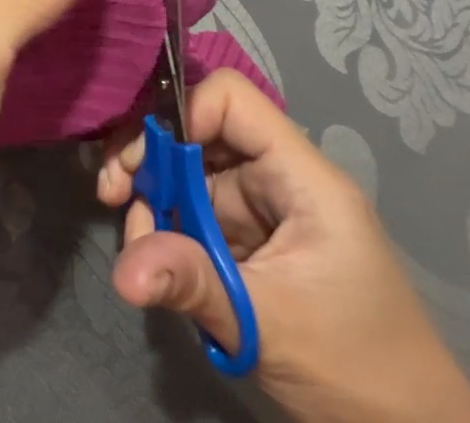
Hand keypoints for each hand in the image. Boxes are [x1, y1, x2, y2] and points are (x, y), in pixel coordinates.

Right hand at [96, 70, 469, 422]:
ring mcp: (260, 211)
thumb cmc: (356, 368)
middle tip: (113, 198)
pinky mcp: (245, 240)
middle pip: (195, 132)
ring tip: (141, 248)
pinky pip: (190, 212)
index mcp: (302, 181)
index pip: (231, 101)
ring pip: (184, 175)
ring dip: (150, 201)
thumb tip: (121, 272)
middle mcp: (278, 181)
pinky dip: (162, 228)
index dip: (182, 113)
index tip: (146, 165)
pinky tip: (156, 260)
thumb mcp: (266, 323)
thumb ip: (191, 283)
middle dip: (147, 158)